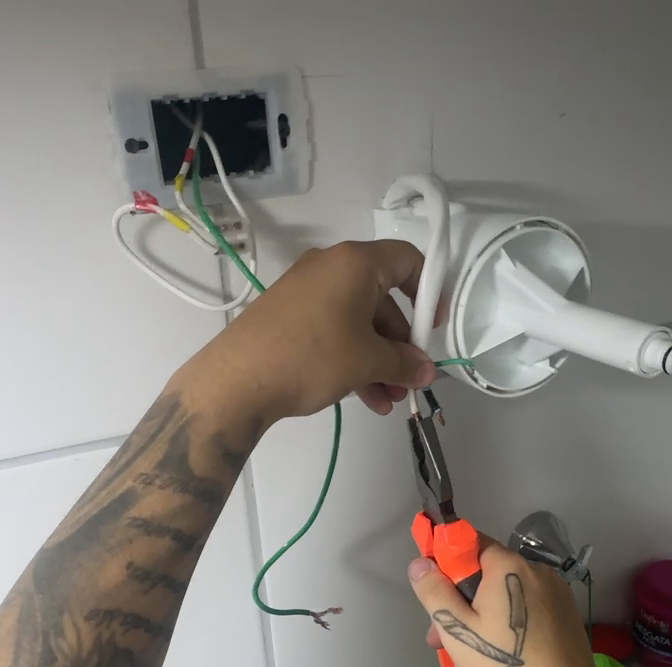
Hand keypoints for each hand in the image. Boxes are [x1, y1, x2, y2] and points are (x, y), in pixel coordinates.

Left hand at [178, 240, 439, 424]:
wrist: (238, 380)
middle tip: (410, 380)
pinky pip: (334, 334)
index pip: (407, 260)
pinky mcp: (290, 319)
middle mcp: (330, 269)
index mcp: (355, 263)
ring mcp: (307, 294)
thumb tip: (426, 371)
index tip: (433, 328)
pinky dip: (353, 361)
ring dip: (379, 362)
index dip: (429, 292)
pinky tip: (366, 400)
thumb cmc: (312, 356)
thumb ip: (404, 364)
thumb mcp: (367, 362)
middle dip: (400, 345)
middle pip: (382, 300)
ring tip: (390, 401)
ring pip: (358, 324)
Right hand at [407, 534, 605, 666]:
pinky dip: (508, 621)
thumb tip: (420, 562)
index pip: (470, 543)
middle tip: (443, 638)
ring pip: (506, 593)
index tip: (435, 593)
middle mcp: (536, 569)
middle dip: (461, 599)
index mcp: (508, 565)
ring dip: (483, 613)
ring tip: (469, 653)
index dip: (447, 563)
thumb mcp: (457, 629)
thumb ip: (434, 591)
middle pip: (487, 572)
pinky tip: (501, 651)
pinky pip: (526, 607)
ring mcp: (556, 591)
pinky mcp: (567, 613)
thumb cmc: (505, 663)